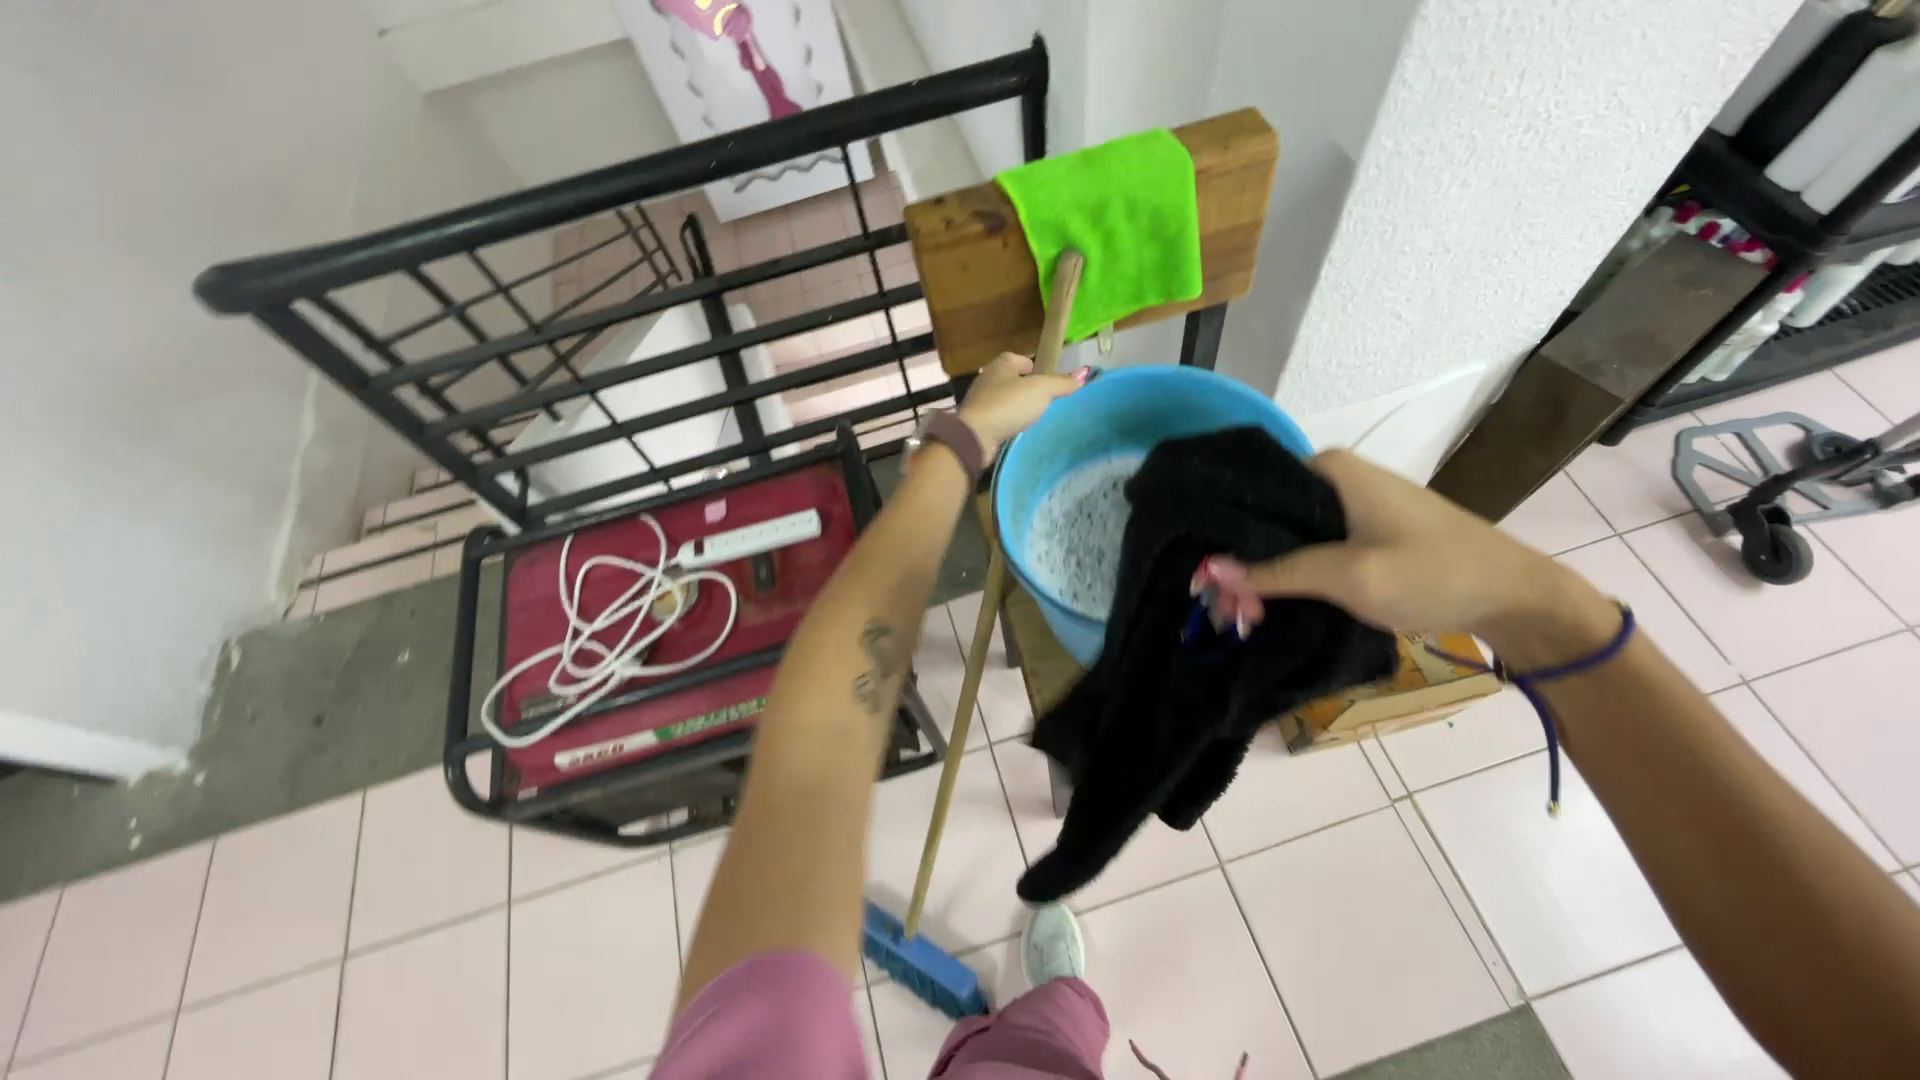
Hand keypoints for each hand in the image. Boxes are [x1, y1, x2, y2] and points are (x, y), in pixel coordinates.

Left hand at [956, 352, 1088, 453]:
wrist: (975, 436)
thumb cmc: (1008, 404)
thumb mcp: (1041, 390)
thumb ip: (1062, 382)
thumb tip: (1085, 372)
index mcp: (1001, 364)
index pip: (1019, 358)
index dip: (1033, 366)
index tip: (1045, 379)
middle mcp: (987, 379)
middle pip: (1011, 379)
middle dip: (1026, 387)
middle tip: (1044, 399)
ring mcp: (980, 401)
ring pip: (1003, 399)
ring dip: (1016, 406)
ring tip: (1034, 416)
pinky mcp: (978, 422)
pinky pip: (997, 418)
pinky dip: (1007, 422)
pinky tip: (1018, 430)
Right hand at [1191, 450, 1617, 663]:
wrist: (1515, 597)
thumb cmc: (1434, 575)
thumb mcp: (1350, 577)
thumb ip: (1277, 572)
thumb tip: (1206, 571)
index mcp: (1328, 469)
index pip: (1250, 491)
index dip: (1220, 535)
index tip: (1201, 581)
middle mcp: (1333, 478)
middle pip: (1264, 518)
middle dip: (1240, 564)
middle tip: (1224, 612)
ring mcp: (1349, 505)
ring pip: (1284, 538)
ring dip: (1263, 576)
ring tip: (1243, 617)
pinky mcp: (1361, 531)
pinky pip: (1308, 549)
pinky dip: (1289, 576)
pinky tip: (1270, 605)